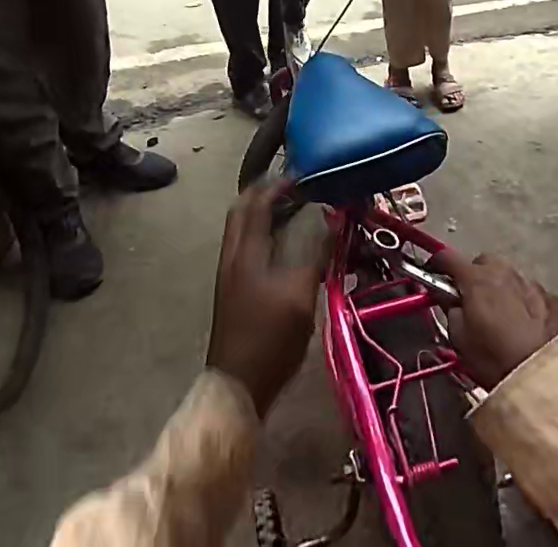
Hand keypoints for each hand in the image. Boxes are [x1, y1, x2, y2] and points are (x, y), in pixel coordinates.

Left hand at [206, 177, 329, 416]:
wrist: (238, 381)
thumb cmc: (269, 338)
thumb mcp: (299, 295)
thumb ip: (313, 254)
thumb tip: (328, 219)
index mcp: (244, 249)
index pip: (255, 202)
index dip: (276, 184)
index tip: (300, 174)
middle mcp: (232, 253)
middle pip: (243, 209)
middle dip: (265, 192)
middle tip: (295, 187)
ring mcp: (229, 270)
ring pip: (242, 227)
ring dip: (263, 211)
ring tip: (293, 208)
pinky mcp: (234, 286)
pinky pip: (246, 243)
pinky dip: (263, 231)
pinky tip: (284, 242)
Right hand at [430, 250, 557, 388]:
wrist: (548, 382)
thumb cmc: (495, 359)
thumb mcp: (458, 337)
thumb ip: (449, 307)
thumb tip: (447, 295)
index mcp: (476, 278)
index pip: (447, 257)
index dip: (436, 264)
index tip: (432, 274)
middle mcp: (505, 272)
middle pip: (483, 263)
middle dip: (475, 276)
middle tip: (472, 300)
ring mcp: (534, 284)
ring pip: (509, 277)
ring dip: (501, 288)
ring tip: (503, 314)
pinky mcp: (556, 301)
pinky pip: (532, 294)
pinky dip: (526, 302)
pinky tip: (527, 325)